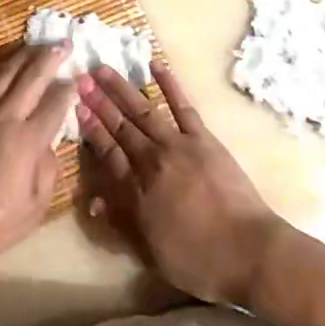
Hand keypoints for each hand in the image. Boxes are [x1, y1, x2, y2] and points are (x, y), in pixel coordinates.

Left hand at [0, 43, 76, 279]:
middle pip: (32, 75)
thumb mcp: (35, 207)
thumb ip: (48, 170)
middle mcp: (4, 115)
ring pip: (4, 70)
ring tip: (37, 45)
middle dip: (52, 57)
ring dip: (23, 54)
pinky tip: (0, 63)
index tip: (77, 79)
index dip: (69, 89)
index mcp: (28, 140)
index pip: (56, 103)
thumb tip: (50, 144)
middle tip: (65, 43)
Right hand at [76, 63, 285, 306]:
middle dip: (99, 102)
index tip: (76, 107)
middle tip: (81, 77)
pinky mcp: (204, 139)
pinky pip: (182, 106)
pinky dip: (169, 85)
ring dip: (123, 89)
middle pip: (121, 127)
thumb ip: (121, 223)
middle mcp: (154, 161)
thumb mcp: (152, 252)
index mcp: (138, 191)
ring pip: (144, 111)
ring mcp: (180, 145)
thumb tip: (92, 199)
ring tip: (103, 69)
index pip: (108, 154)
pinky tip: (156, 66)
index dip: (91, 130)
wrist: (249, 251)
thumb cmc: (199, 260)